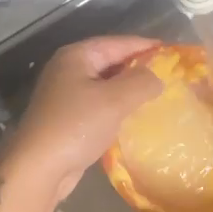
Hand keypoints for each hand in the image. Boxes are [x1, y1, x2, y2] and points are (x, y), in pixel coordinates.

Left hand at [5, 36, 161, 200]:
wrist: (39, 168)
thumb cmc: (76, 126)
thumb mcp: (115, 100)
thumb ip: (141, 82)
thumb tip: (157, 77)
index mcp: (76, 56)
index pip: (118, 43)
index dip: (146, 46)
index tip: (173, 54)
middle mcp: (68, 70)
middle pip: (111, 62)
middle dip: (139, 69)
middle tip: (170, 77)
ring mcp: (65, 95)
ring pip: (105, 86)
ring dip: (129, 91)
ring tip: (158, 97)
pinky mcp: (67, 119)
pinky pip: (99, 106)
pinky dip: (117, 109)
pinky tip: (135, 118)